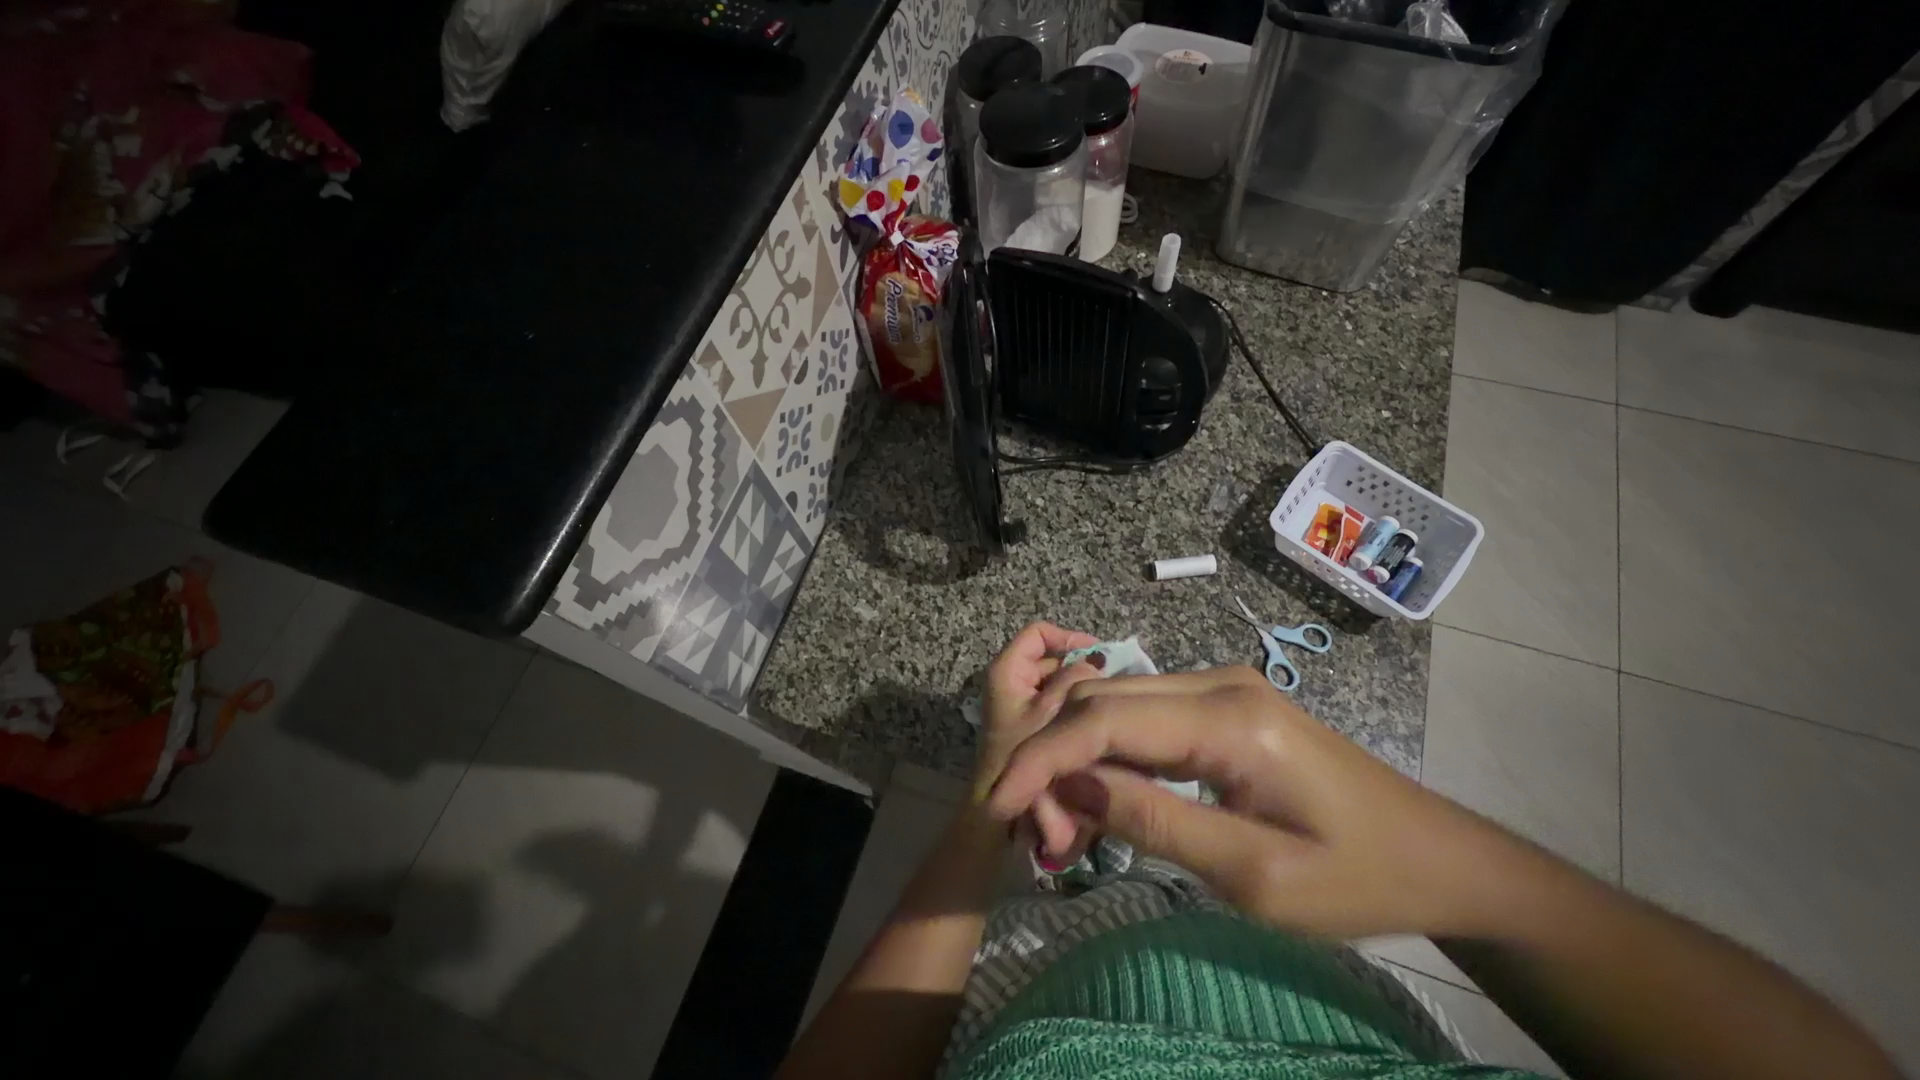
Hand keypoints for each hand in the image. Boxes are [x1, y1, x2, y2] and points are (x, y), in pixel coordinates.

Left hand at [974, 621, 1102, 797]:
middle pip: (1049, 658)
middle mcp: (1010, 682)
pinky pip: (1055, 704)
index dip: (1068, 636)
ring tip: (1108, 703)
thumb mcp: (1052, 712)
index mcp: (1006, 671)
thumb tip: (1093, 666)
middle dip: (1080, 666)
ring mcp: (1018, 705)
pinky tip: (1097, 723)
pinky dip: (1074, 707)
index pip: (1037, 633)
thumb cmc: (1020, 756)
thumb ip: (1073, 680)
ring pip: (1054, 682)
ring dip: (1079, 689)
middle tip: (1110, 684)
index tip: (1098, 653)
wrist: (997, 810)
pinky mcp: (1028, 726)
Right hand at [985, 666, 1526, 938]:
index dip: (1041, 760)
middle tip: (1035, 831)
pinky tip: (1099, 796)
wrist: (1441, 859)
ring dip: (1076, 757)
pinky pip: (1147, 718)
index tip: (997, 805)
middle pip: (1102, 701)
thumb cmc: (1358, 878)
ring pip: (1118, 705)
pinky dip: (1109, 755)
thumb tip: (1068, 783)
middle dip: (1052, 759)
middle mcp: (1220, 683)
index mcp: (1230, 718)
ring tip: (1061, 822)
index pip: (1104, 721)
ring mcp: (1225, 689)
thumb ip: (1155, 821)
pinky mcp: (1228, 708)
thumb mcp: (1254, 874)